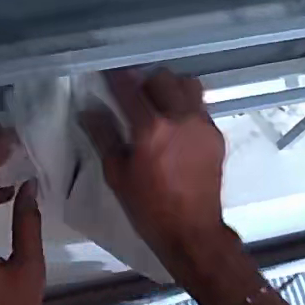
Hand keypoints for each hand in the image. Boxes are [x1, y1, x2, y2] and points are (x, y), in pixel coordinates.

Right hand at [80, 68, 237, 283]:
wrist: (192, 231)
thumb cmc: (148, 207)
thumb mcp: (116, 174)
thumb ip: (103, 136)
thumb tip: (88, 110)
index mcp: (150, 129)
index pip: (128, 88)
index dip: (115, 77)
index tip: (107, 73)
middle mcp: (179, 118)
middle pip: (161, 78)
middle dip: (144, 81)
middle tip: (133, 96)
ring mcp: (201, 124)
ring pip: (187, 85)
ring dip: (170, 88)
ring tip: (159, 104)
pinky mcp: (215, 134)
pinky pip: (200, 106)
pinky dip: (185, 106)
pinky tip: (176, 126)